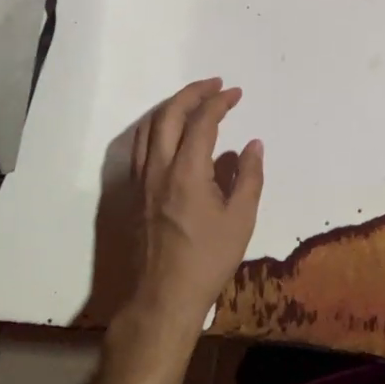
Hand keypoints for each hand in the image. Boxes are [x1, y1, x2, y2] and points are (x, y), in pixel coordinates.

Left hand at [128, 78, 264, 332]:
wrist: (163, 298)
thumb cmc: (207, 260)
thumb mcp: (241, 220)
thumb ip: (248, 176)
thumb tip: (252, 144)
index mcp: (187, 172)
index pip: (202, 121)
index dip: (219, 102)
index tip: (236, 94)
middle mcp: (158, 169)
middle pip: (168, 115)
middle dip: (192, 93)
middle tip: (215, 85)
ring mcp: (140, 181)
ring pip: (148, 128)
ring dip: (170, 107)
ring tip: (192, 101)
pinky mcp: (132, 194)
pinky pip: (140, 146)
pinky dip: (156, 128)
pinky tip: (169, 134)